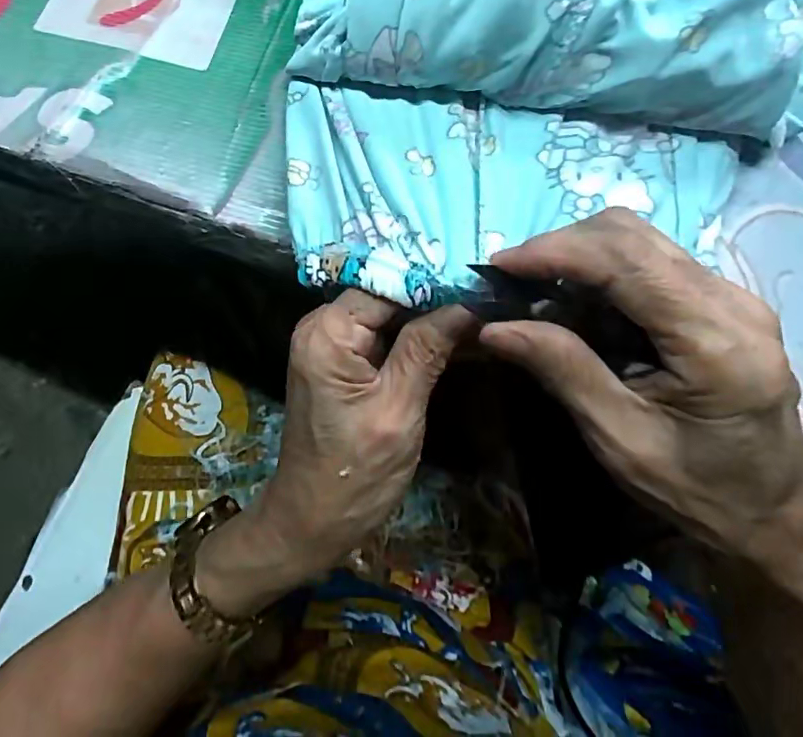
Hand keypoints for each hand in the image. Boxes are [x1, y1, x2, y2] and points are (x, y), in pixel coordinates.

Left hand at [250, 291, 478, 579]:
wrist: (313, 518)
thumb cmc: (356, 473)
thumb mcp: (398, 409)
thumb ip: (425, 349)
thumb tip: (465, 303)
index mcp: (327, 332)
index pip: (385, 286)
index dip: (432, 284)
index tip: (481, 284)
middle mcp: (320, 327)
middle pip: (384, 298)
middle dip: (433, 300)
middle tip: (490, 298)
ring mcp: (327, 345)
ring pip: (385, 317)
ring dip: (428, 320)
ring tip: (484, 314)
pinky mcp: (339, 364)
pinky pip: (379, 339)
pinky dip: (413, 340)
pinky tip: (457, 341)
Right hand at [477, 210, 802, 565]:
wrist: (772, 516)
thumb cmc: (697, 489)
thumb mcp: (619, 438)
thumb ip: (563, 371)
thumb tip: (494, 326)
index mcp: (716, 342)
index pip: (625, 262)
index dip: (555, 252)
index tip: (497, 266)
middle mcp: (732, 302)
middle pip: (630, 234)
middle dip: (560, 245)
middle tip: (511, 279)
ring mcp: (731, 295)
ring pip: (637, 236)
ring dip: (576, 250)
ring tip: (535, 285)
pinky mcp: (720, 299)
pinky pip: (647, 256)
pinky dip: (598, 263)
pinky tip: (574, 296)